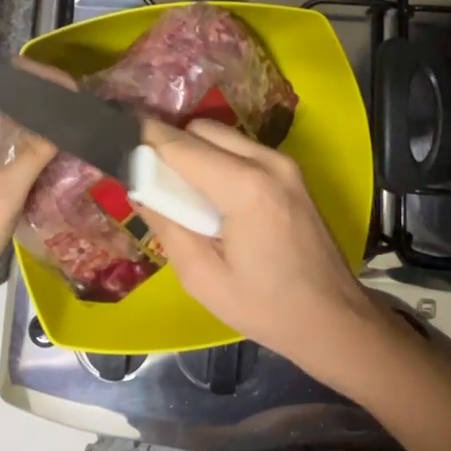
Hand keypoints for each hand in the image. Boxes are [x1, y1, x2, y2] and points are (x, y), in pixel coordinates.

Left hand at [0, 59, 71, 306]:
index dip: (52, 83)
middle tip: (78, 116)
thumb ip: (35, 151)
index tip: (82, 101)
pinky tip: (34, 143)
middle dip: (43, 95)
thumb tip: (68, 117)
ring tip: (64, 128)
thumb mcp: (3, 198)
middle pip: (6, 85)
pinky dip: (12, 123)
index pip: (16, 79)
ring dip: (29, 110)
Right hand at [137, 119, 384, 374]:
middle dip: (170, 145)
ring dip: (195, 151)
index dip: (145, 140)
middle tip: (148, 178)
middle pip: (201, 130)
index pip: (181, 146)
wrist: (336, 319)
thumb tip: (140, 189)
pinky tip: (210, 195)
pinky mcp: (292, 171)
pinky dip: (218, 159)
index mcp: (245, 187)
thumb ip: (168, 226)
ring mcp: (285, 163)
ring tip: (178, 190)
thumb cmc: (267, 308)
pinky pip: (241, 149)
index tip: (115, 138)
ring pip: (222, 135)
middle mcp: (267, 162)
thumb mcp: (203, 279)